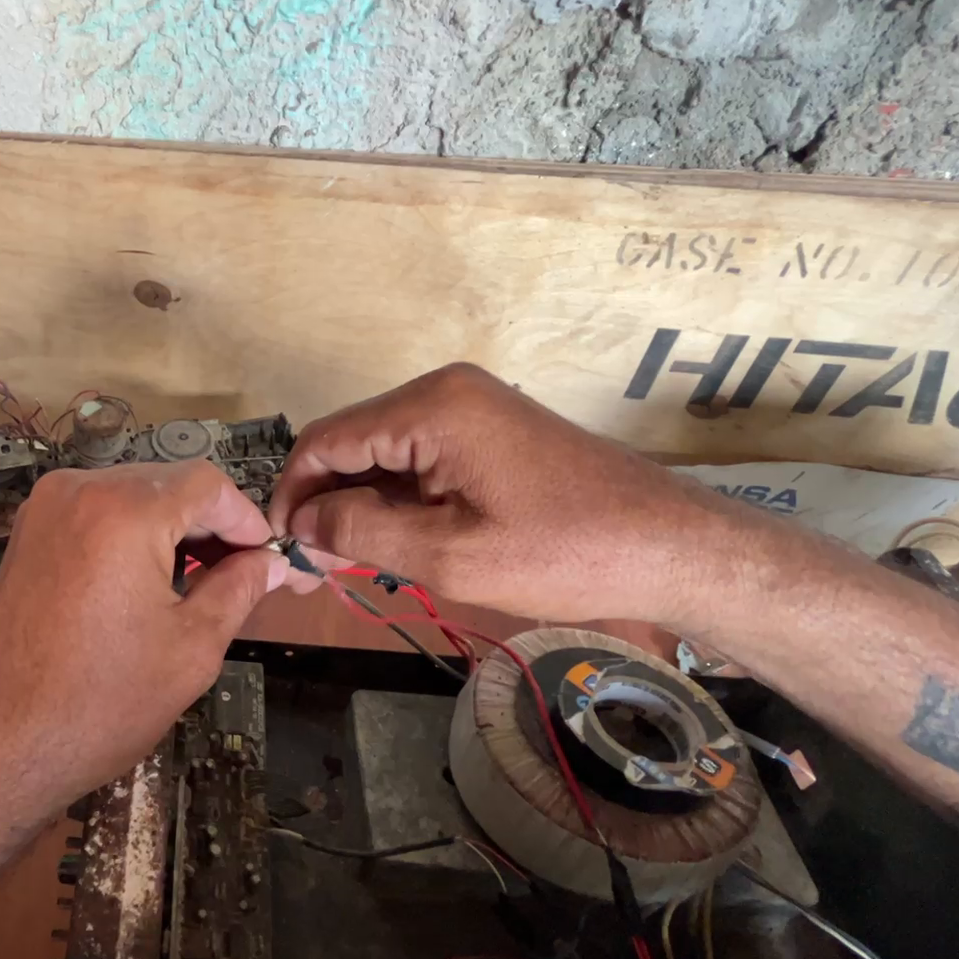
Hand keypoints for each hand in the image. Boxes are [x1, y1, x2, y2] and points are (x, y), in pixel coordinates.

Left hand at [0, 461, 288, 819]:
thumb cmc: (101, 704)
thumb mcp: (190, 648)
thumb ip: (238, 590)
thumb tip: (271, 564)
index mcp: (123, 509)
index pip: (206, 483)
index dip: (246, 518)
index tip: (268, 558)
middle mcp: (78, 488)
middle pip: (167, 483)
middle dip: (210, 522)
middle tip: (242, 572)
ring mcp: (45, 508)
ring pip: (131, 494)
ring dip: (171, 527)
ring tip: (200, 580)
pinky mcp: (27, 533)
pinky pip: (96, 512)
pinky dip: (131, 533)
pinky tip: (149, 578)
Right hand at [268, 363, 762, 627]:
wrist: (676, 549)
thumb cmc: (565, 554)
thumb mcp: (449, 557)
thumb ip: (361, 534)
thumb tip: (302, 523)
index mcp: (431, 408)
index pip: (326, 440)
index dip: (292, 492)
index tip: (282, 545)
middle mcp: (444, 392)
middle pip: (350, 443)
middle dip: (324, 502)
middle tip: (314, 566)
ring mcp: (469, 409)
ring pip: (380, 455)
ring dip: (357, 505)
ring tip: (347, 562)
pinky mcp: (486, 432)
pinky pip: (415, 460)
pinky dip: (393, 500)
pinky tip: (389, 542)